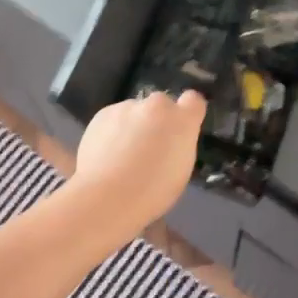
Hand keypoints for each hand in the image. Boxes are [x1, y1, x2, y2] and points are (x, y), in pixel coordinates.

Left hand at [69, 91, 207, 229]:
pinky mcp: (103, 113)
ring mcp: (127, 106)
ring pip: (135, 111)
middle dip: (158, 120)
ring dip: (134, 125)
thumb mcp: (180, 172)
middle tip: (149, 146)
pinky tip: (105, 152)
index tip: (180, 129)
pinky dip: (113, 130)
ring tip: (122, 153)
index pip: (194, 101)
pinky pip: (114, 117)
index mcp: (182, 121)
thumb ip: (179, 146)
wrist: (105, 196)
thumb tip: (171, 140)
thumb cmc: (151, 193)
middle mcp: (156, 105)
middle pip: (161, 104)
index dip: (187, 113)